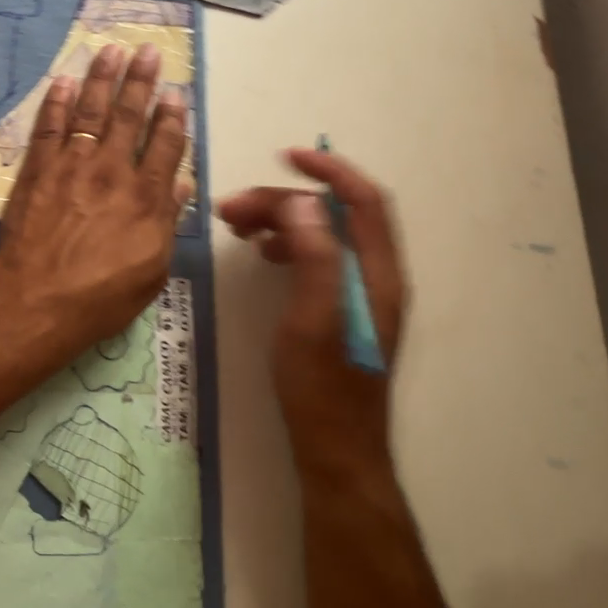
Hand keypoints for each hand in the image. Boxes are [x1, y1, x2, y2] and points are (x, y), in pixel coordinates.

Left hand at [0, 43, 191, 366]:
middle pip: (129, 116)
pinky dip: (57, 102)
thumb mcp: (152, 270)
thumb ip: (167, 221)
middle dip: (140, 81)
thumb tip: (182, 184)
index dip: (172, 117)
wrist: (37, 299)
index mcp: (146, 198)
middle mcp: (112, 171)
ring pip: (91, 111)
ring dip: (101, 78)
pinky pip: (49, 126)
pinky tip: (64, 81)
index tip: (175, 93)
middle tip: (146, 51)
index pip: (165, 146)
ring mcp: (72, 165)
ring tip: (110, 50)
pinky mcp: (38, 169)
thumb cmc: (101, 296)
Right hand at [218, 149, 408, 483]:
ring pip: (321, 234)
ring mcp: (357, 293)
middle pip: (334, 215)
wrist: (335, 450)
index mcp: (376, 273)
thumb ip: (314, 256)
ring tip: (236, 226)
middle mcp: (373, 276)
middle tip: (232, 209)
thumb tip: (302, 201)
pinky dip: (286, 243)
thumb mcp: (313, 318)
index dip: (329, 171)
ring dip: (280, 220)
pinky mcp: (340, 309)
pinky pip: (314, 256)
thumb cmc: (322, 386)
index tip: (285, 157)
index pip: (363, 200)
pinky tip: (260, 253)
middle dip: (283, 200)